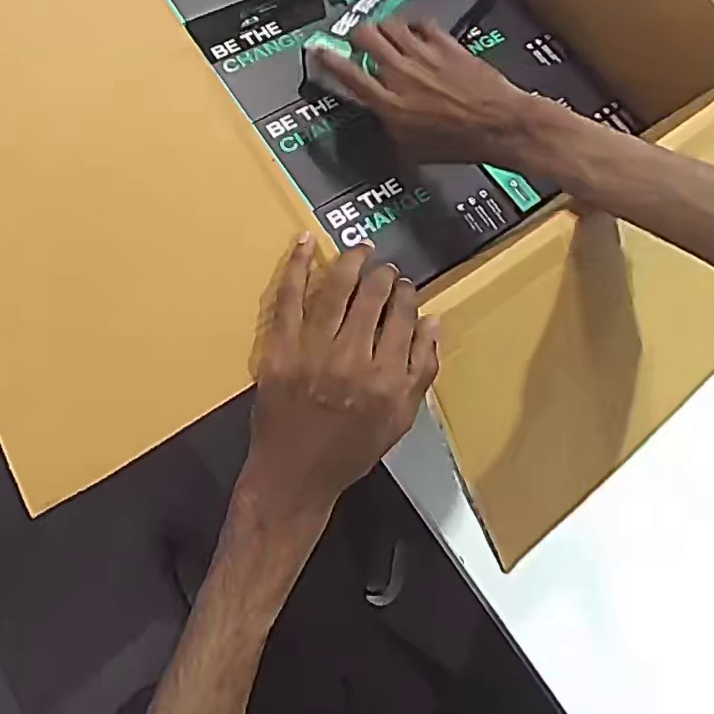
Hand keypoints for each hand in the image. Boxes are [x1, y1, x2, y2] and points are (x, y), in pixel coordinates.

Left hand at [241, 237, 441, 521]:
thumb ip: (421, 370)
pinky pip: (290, 297)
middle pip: (373, 299)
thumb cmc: (350, 449)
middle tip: (384, 268)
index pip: (403, 319)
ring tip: (360, 249)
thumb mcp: (400, 420)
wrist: (295, 471)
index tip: (405, 286)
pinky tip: (307, 243)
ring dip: (351, 262)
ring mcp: (313, 350)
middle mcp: (352, 360)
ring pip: (336, 290)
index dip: (406, 296)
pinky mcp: (281, 347)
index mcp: (387, 379)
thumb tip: (432, 322)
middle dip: (383, 276)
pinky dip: (299, 266)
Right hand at [313, 17, 570, 169]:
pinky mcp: (448, 45)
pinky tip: (414, 29)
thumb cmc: (460, 143)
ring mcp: (425, 55)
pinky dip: (414, 24)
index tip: (319, 50)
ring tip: (382, 30)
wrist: (500, 125)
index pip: (348, 74)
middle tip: (356, 38)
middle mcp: (401, 74)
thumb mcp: (412, 148)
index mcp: (388, 103)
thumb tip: (384, 122)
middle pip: (366, 38)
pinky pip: (422, 23)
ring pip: (392, 25)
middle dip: (356, 34)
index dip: (328, 59)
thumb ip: (390, 127)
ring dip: (383, 26)